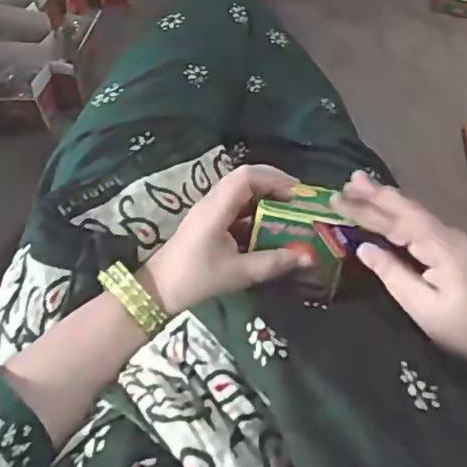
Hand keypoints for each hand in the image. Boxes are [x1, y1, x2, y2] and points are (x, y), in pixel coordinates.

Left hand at [139, 164, 312, 314]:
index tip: (296, 194)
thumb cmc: (197, 278)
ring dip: (264, 195)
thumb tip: (307, 258)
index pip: (246, 177)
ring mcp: (209, 208)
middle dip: (273, 183)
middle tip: (297, 198)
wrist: (159, 289)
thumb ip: (274, 262)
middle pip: (244, 177)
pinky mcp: (209, 219)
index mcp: (216, 208)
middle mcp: (212, 201)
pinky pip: (235, 203)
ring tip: (287, 210)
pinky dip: (255, 208)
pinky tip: (268, 225)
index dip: (274, 179)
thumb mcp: (239, 273)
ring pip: (240, 189)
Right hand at [334, 172, 466, 369]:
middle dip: (374, 194)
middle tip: (346, 181)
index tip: (338, 196)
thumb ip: (392, 275)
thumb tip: (364, 248)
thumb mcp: (423, 308)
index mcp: (438, 245)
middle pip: (404, 208)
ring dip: (384, 200)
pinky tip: (385, 210)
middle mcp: (445, 233)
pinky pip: (418, 223)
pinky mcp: (450, 248)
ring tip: (359, 187)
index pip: (396, 218)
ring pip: (411, 213)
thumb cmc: (466, 328)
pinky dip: (397, 213)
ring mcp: (449, 239)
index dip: (366, 207)